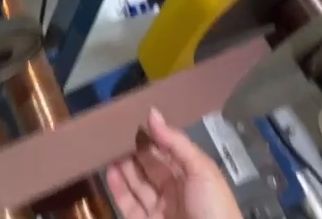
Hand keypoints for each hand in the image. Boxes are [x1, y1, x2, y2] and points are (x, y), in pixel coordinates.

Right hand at [107, 109, 242, 218]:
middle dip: (135, 149)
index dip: (153, 136)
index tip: (134, 117)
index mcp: (192, 176)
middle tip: (116, 130)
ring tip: (108, 147)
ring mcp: (159, 210)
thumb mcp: (202, 169)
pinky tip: (110, 171)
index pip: (168, 151)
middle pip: (150, 167)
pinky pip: (128, 205)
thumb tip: (152, 113)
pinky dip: (118, 189)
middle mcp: (174, 191)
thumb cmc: (213, 207)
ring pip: (137, 185)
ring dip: (123, 167)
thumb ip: (175, 142)